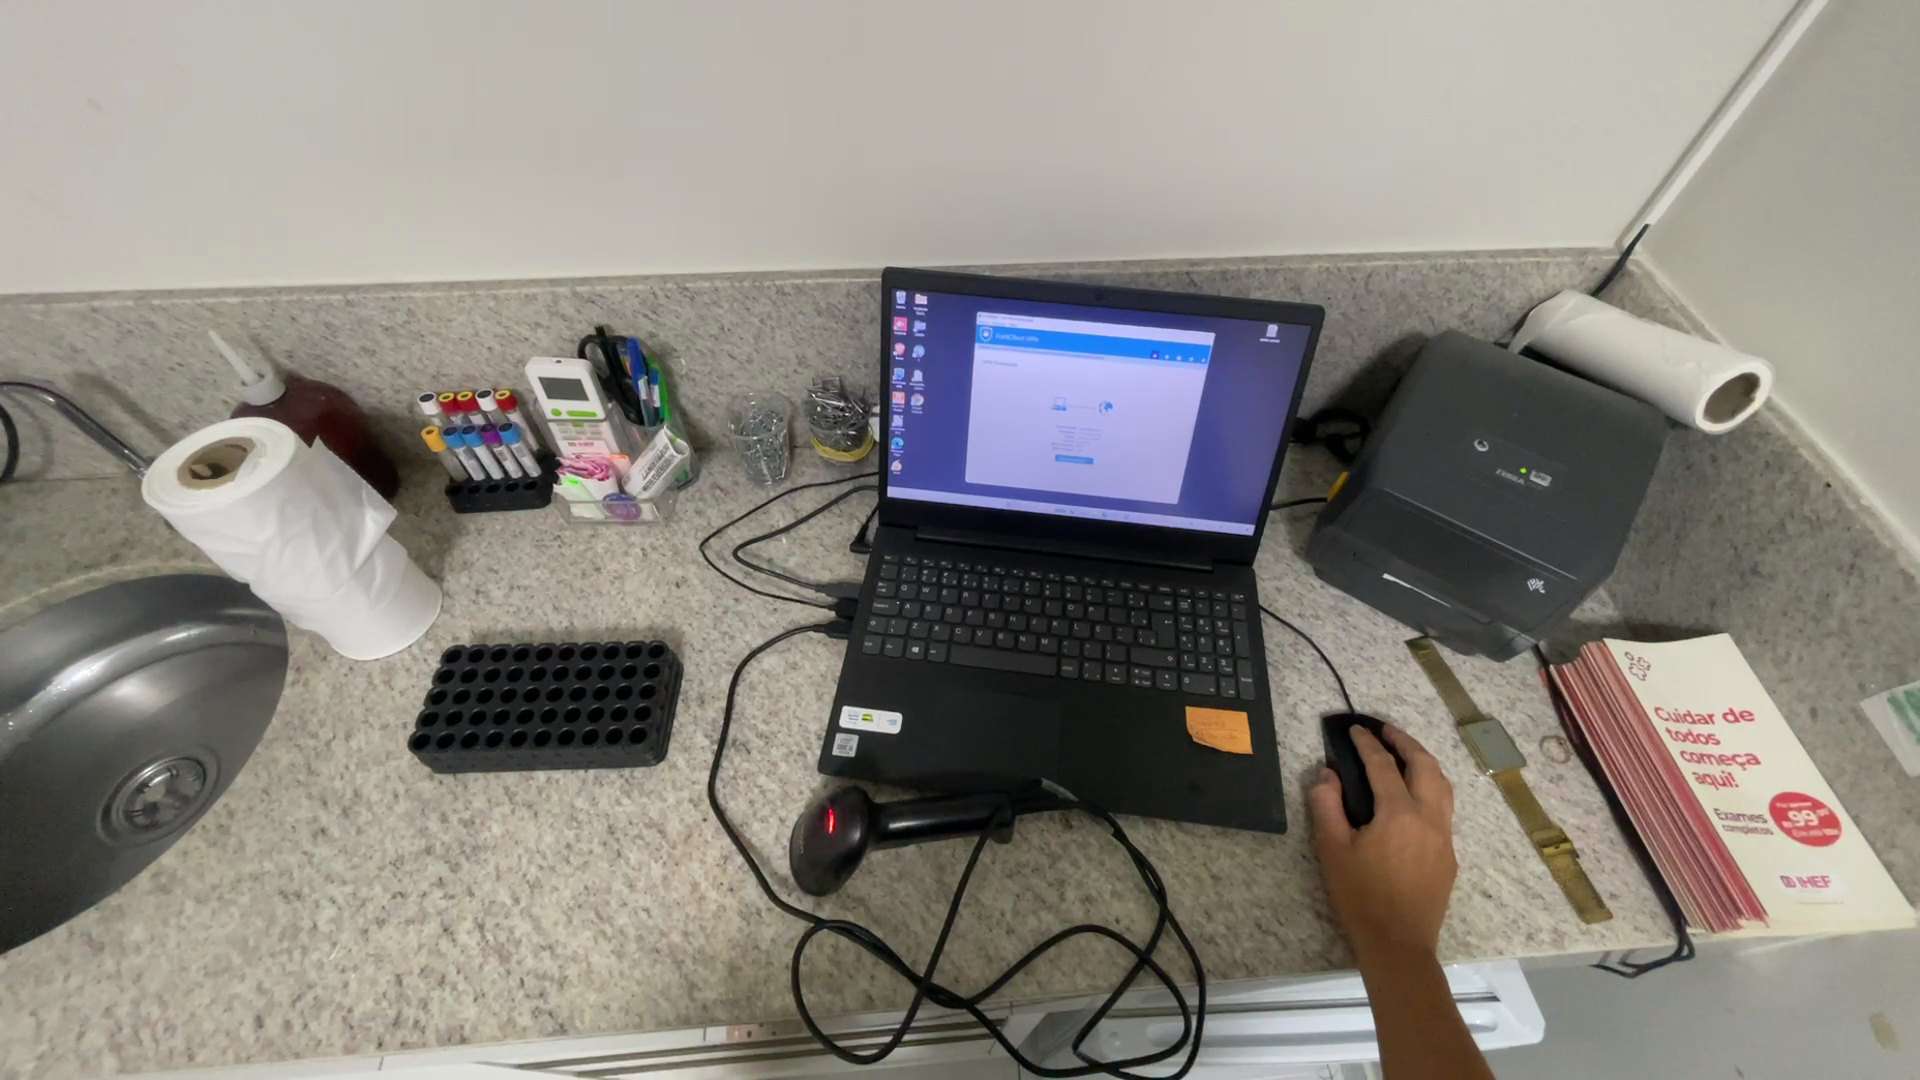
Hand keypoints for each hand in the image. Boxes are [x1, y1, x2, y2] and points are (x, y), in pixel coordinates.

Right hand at [1307, 724, 1457, 969]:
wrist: (1398, 944)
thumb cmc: (1360, 895)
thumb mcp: (1331, 847)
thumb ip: (1326, 804)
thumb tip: (1326, 773)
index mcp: (1399, 814)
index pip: (1383, 766)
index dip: (1367, 743)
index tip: (1354, 728)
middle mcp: (1430, 819)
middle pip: (1426, 767)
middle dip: (1405, 743)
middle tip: (1384, 729)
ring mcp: (1444, 838)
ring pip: (1442, 786)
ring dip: (1423, 762)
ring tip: (1402, 751)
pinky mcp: (1448, 855)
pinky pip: (1443, 808)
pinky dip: (1428, 787)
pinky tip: (1411, 793)